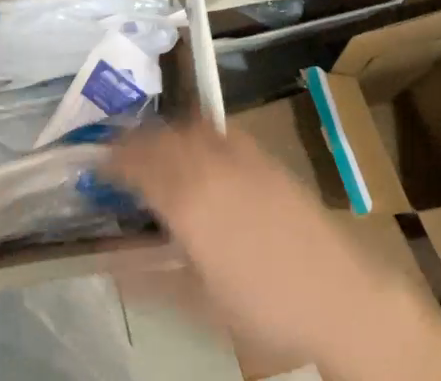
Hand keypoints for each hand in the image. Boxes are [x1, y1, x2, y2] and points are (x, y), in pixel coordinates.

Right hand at [108, 122, 440, 380]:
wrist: (343, 302)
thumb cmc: (265, 312)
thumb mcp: (197, 303)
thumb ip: (146, 275)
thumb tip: (106, 259)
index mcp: (186, 202)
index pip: (136, 162)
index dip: (112, 158)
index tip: (96, 164)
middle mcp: (209, 169)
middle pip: (160, 137)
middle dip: (134, 142)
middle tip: (119, 156)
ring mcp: (241, 160)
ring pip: (190, 128)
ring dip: (165, 132)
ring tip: (154, 147)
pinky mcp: (268, 161)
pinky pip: (224, 131)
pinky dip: (201, 131)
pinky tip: (201, 145)